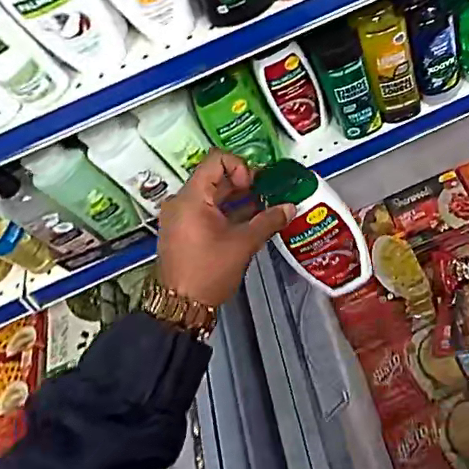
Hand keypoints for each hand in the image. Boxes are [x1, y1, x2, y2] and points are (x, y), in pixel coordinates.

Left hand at [153, 151, 293, 307]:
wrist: (181, 307)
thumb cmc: (206, 273)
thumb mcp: (243, 243)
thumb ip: (268, 220)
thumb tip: (287, 208)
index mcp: (192, 198)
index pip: (216, 160)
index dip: (241, 166)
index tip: (254, 184)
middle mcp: (181, 202)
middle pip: (215, 176)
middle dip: (244, 182)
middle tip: (266, 192)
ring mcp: (181, 216)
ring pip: (212, 193)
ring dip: (237, 197)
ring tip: (261, 206)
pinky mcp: (184, 230)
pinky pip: (207, 208)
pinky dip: (227, 210)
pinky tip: (248, 220)